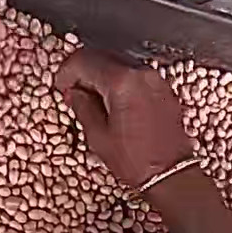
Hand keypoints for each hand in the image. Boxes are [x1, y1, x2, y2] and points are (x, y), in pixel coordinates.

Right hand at [53, 47, 193, 189]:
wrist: (170, 175)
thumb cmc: (137, 161)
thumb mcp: (98, 137)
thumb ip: (83, 107)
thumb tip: (75, 93)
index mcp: (122, 82)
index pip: (85, 60)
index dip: (67, 71)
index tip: (60, 84)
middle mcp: (141, 75)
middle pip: (103, 57)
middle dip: (83, 71)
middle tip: (72, 91)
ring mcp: (156, 81)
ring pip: (119, 65)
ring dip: (101, 76)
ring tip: (91, 100)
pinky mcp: (164, 91)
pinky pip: (135, 77)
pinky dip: (120, 83)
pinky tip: (112, 102)